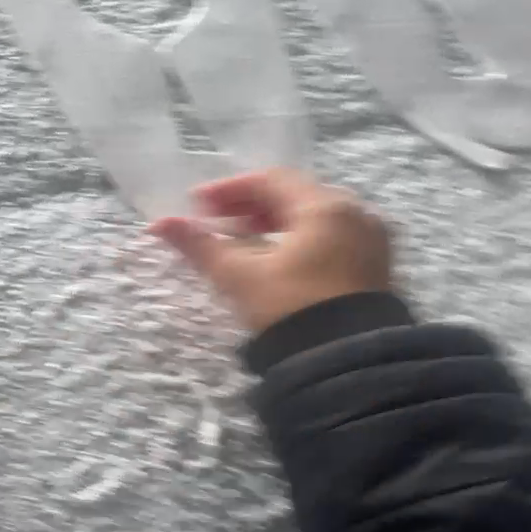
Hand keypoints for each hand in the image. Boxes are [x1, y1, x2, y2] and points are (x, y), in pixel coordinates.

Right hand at [148, 169, 393, 333]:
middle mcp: (354, 212)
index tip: (195, 203)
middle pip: (293, 194)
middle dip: (249, 203)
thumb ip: (198, 244)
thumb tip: (160, 224)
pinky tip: (273, 254)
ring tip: (239, 238)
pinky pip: (328, 232)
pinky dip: (295, 234)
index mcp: (324, 207)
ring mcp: (369, 236)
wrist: (341, 351)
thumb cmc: (286, 303)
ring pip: (312, 214)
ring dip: (271, 219)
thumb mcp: (235, 273)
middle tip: (213, 220)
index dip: (228, 188)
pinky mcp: (371, 260)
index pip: (271, 180)